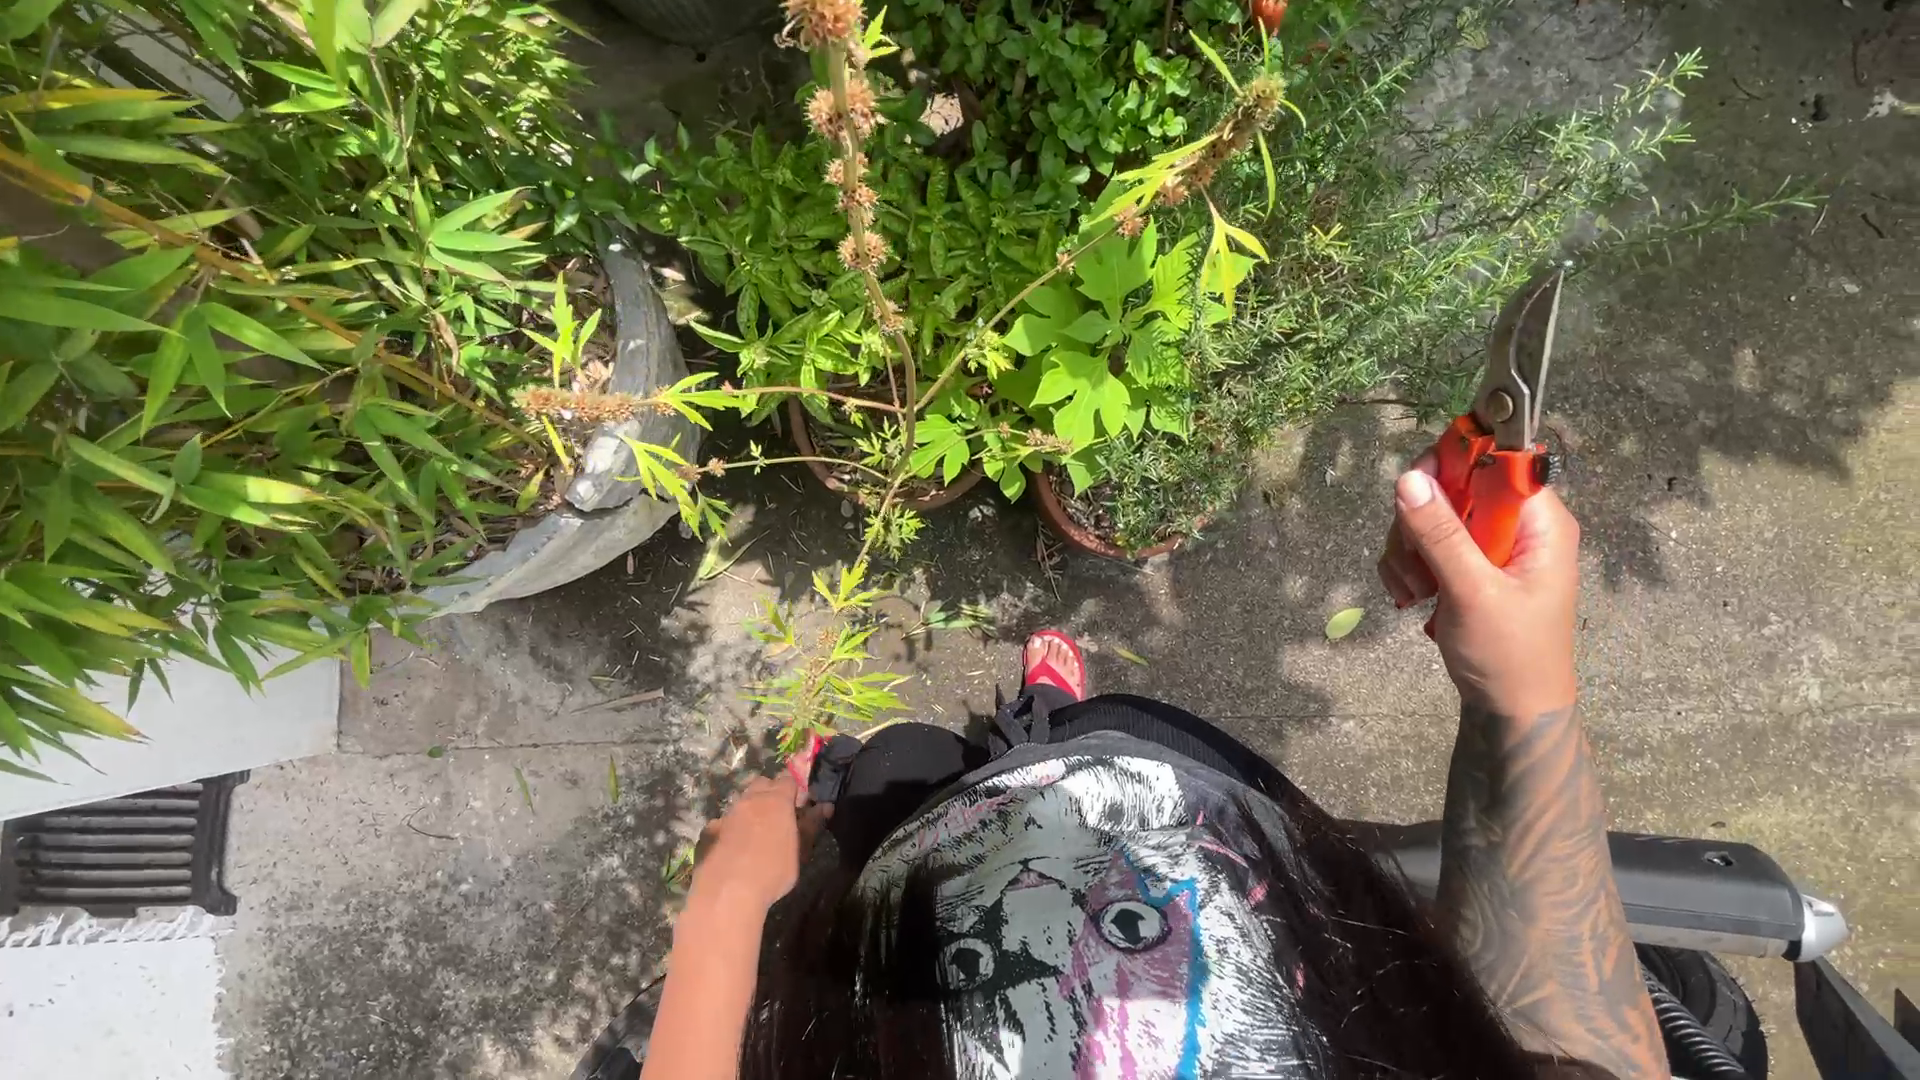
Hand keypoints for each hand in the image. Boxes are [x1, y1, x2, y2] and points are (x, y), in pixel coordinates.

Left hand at [689, 773, 825, 912]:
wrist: (727, 893)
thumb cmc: (773, 870)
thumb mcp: (800, 850)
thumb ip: (811, 825)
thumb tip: (826, 806)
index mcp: (777, 799)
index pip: (788, 779)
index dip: (795, 788)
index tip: (800, 802)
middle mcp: (751, 800)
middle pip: (762, 783)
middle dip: (771, 791)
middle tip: (780, 813)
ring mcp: (728, 814)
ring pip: (742, 800)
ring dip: (751, 808)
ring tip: (758, 831)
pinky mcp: (711, 832)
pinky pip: (724, 821)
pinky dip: (731, 827)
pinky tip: (734, 846)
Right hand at [1377, 456, 1579, 718]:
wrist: (1510, 708)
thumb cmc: (1509, 652)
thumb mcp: (1472, 591)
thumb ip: (1440, 534)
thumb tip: (1407, 478)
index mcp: (1538, 522)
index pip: (1495, 460)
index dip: (1452, 462)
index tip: (1413, 489)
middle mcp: (1512, 526)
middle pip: (1448, 488)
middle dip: (1417, 524)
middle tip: (1415, 566)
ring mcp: (1484, 547)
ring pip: (1425, 519)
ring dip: (1406, 553)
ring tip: (1415, 593)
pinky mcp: (1461, 566)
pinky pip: (1418, 546)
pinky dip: (1405, 569)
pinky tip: (1411, 598)